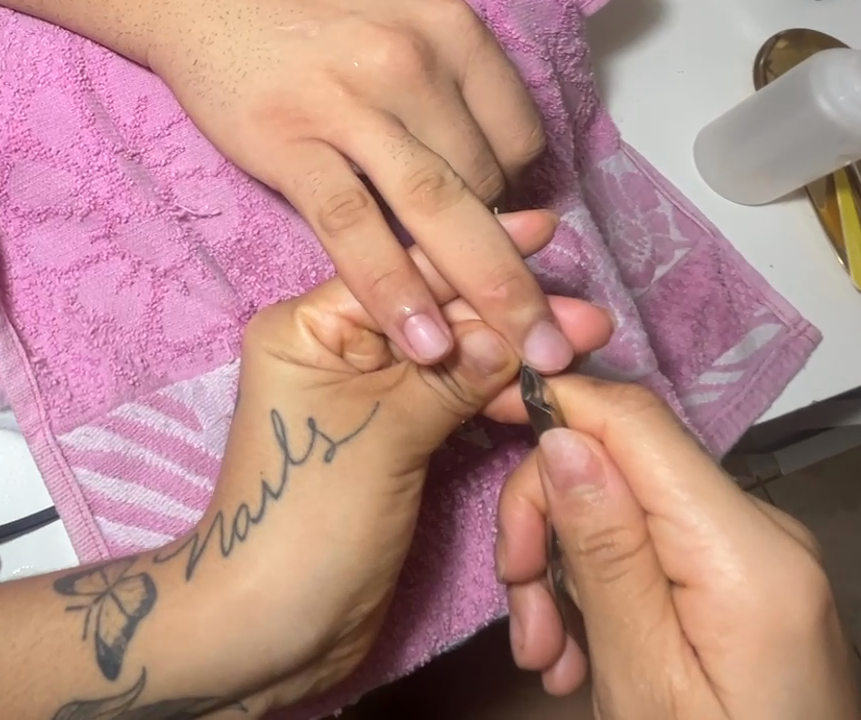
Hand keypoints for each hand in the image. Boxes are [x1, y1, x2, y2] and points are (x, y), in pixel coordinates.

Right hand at [144, 0, 566, 372]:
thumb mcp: (395, 6)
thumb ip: (442, 70)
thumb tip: (471, 148)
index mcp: (451, 28)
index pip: (514, 133)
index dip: (515, 196)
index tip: (496, 234)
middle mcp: (412, 63)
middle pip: (484, 180)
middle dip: (524, 270)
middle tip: (559, 343)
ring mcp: (350, 105)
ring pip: (432, 207)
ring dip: (477, 288)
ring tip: (514, 357)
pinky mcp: (291, 144)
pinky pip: (351, 224)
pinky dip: (390, 284)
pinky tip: (418, 336)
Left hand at [166, 212, 613, 711]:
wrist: (273, 623)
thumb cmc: (309, 518)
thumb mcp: (383, 435)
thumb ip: (451, 376)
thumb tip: (519, 326)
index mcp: (307, 325)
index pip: (399, 277)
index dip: (472, 262)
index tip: (546, 236)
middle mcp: (331, 344)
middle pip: (428, 311)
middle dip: (503, 311)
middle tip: (587, 314)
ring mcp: (362, 387)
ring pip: (445, 353)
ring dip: (509, 350)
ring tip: (586, 339)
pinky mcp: (389, 428)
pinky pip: (447, 393)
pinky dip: (494, 388)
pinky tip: (544, 377)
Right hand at [495, 379, 860, 718]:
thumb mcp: (643, 682)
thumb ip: (604, 551)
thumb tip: (561, 434)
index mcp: (747, 552)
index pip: (633, 420)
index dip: (552, 402)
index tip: (481, 424)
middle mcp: (759, 531)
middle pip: (615, 460)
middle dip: (544, 516)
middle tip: (515, 597)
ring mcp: (749, 553)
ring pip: (614, 504)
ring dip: (558, 563)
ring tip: (544, 647)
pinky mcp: (735, 579)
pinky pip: (639, 543)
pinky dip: (592, 582)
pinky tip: (574, 648)